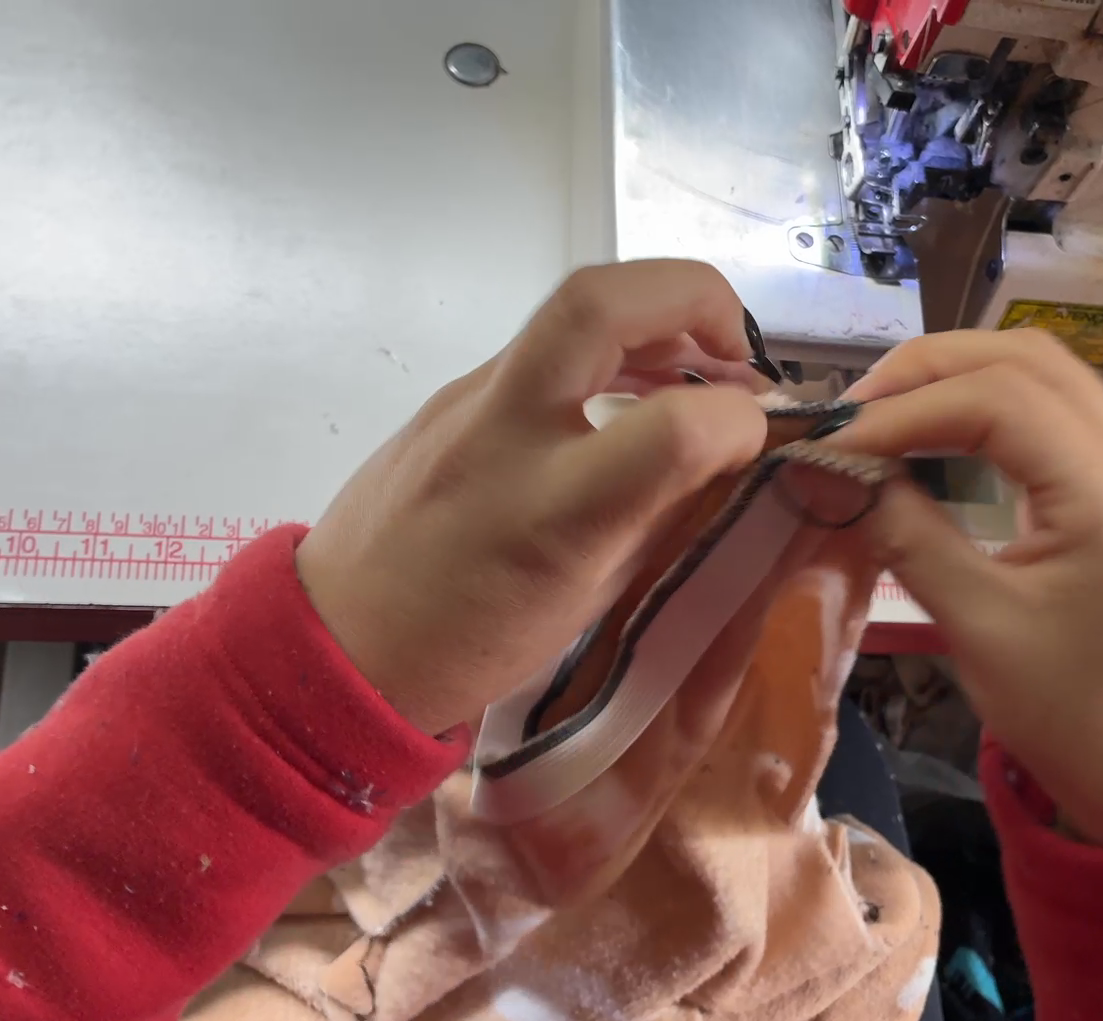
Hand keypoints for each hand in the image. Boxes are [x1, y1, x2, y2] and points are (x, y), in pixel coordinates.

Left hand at [295, 261, 767, 734]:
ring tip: (705, 370)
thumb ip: (659, 516)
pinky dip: (616, 350)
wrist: (341, 641)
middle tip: (741, 352)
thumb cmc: (473, 640)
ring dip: (658, 319)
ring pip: (573, 311)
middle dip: (694, 298)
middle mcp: (503, 433)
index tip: (760, 437)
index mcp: (549, 513)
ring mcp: (469, 401)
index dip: (736, 420)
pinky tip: (638, 392)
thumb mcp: (588, 599)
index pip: (666, 429)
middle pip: (599, 303)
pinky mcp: (454, 396)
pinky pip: (550, 347)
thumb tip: (721, 456)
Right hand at [828, 331, 1102, 847]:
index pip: (996, 402)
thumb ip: (906, 533)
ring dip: (956, 379)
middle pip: (1026, 359)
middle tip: (853, 408)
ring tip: (884, 412)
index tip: (834, 442)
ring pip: (1043, 376)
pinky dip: (984, 409)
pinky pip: (1052, 415)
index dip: (902, 410)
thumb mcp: (976, 626)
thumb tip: (839, 472)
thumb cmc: (1069, 717)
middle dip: (928, 370)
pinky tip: (937, 436)